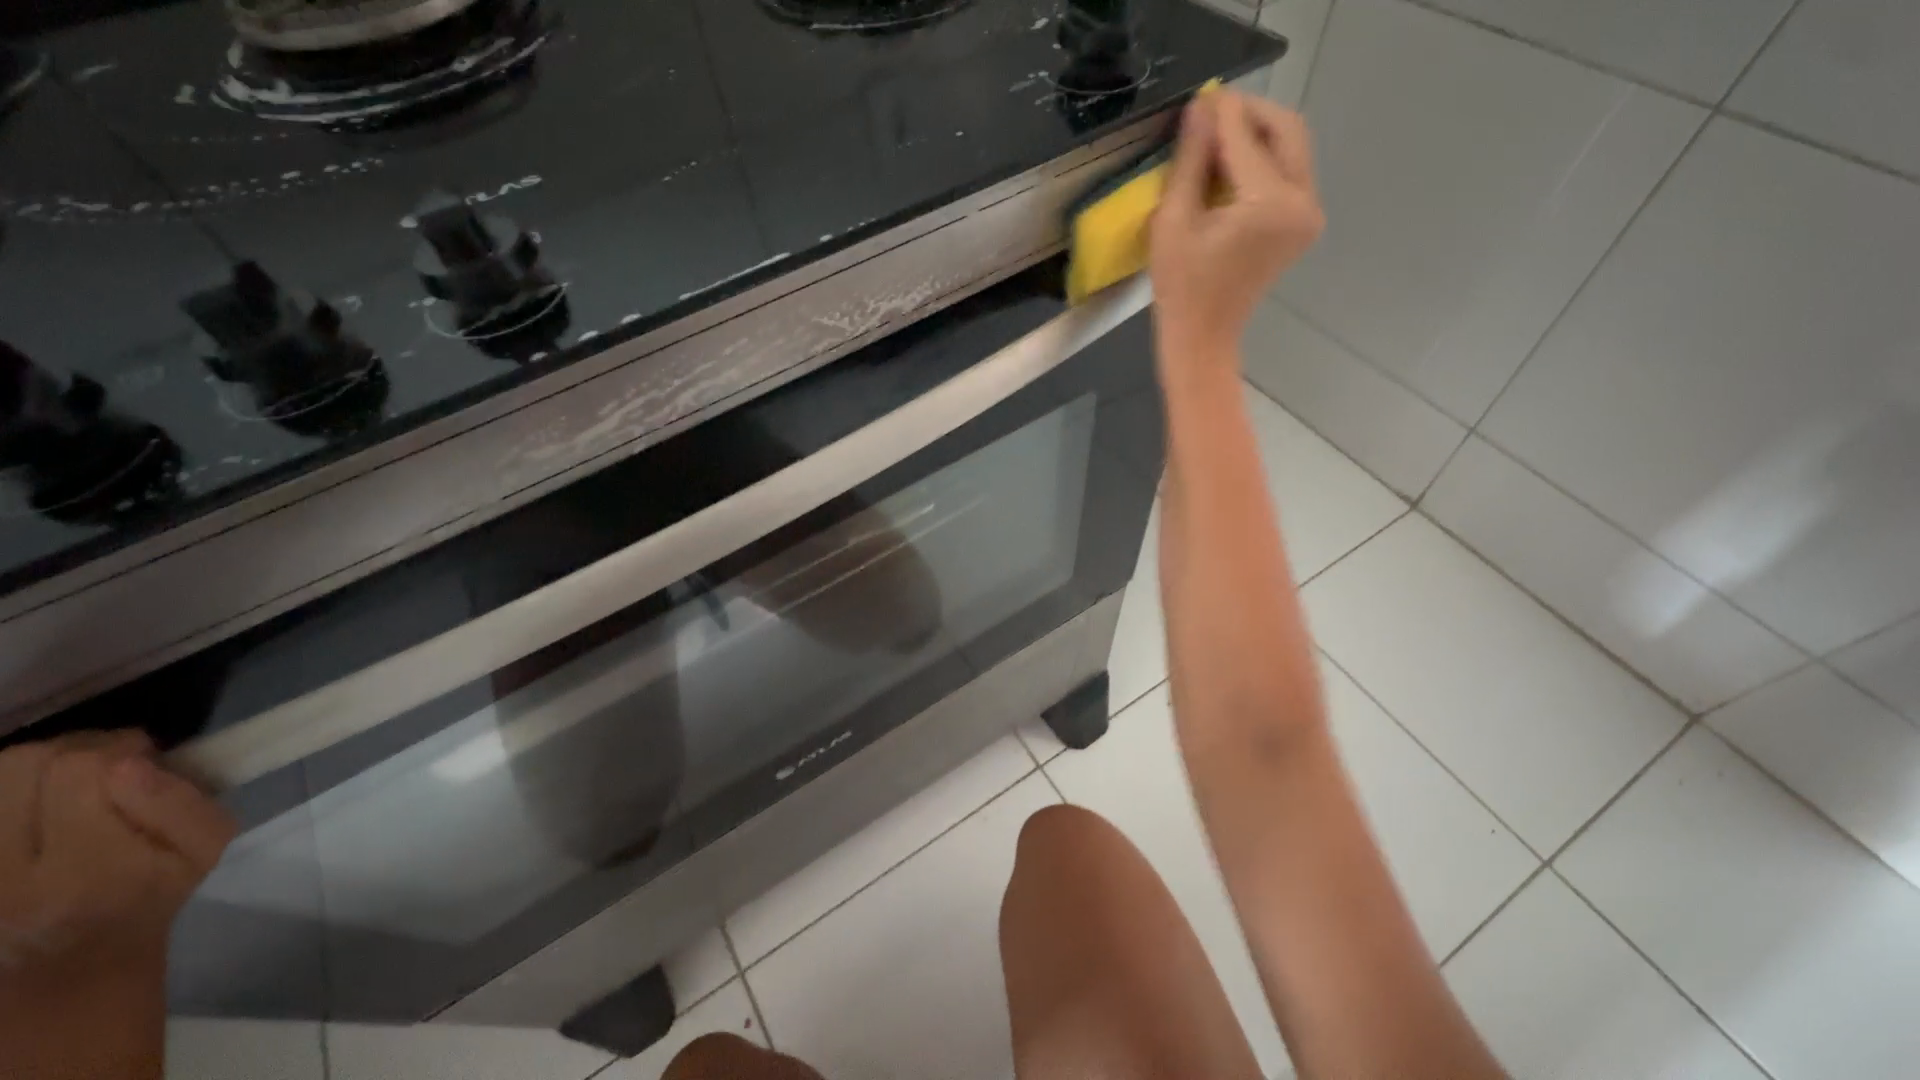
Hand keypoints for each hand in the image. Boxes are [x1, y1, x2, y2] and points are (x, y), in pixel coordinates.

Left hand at [0, 731, 235, 992]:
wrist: (71, 962)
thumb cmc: (152, 896)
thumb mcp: (202, 849)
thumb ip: (182, 802)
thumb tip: (131, 763)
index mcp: (87, 873)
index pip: (87, 771)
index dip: (122, 750)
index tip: (146, 758)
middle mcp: (9, 879)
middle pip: (30, 763)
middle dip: (78, 753)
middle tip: (109, 767)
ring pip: (0, 771)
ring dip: (41, 765)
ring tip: (71, 783)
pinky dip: (15, 786)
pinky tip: (37, 802)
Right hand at [1149, 91, 1323, 379]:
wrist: (1204, 335)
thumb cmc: (1180, 285)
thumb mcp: (1174, 219)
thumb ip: (1191, 159)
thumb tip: (1201, 106)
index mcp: (1270, 204)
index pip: (1247, 137)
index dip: (1221, 112)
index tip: (1199, 95)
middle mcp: (1303, 202)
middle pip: (1287, 131)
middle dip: (1250, 115)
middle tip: (1211, 113)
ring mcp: (1310, 214)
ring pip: (1292, 148)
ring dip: (1258, 136)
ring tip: (1216, 141)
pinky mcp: (1304, 223)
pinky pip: (1290, 173)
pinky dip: (1263, 161)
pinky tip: (1231, 167)